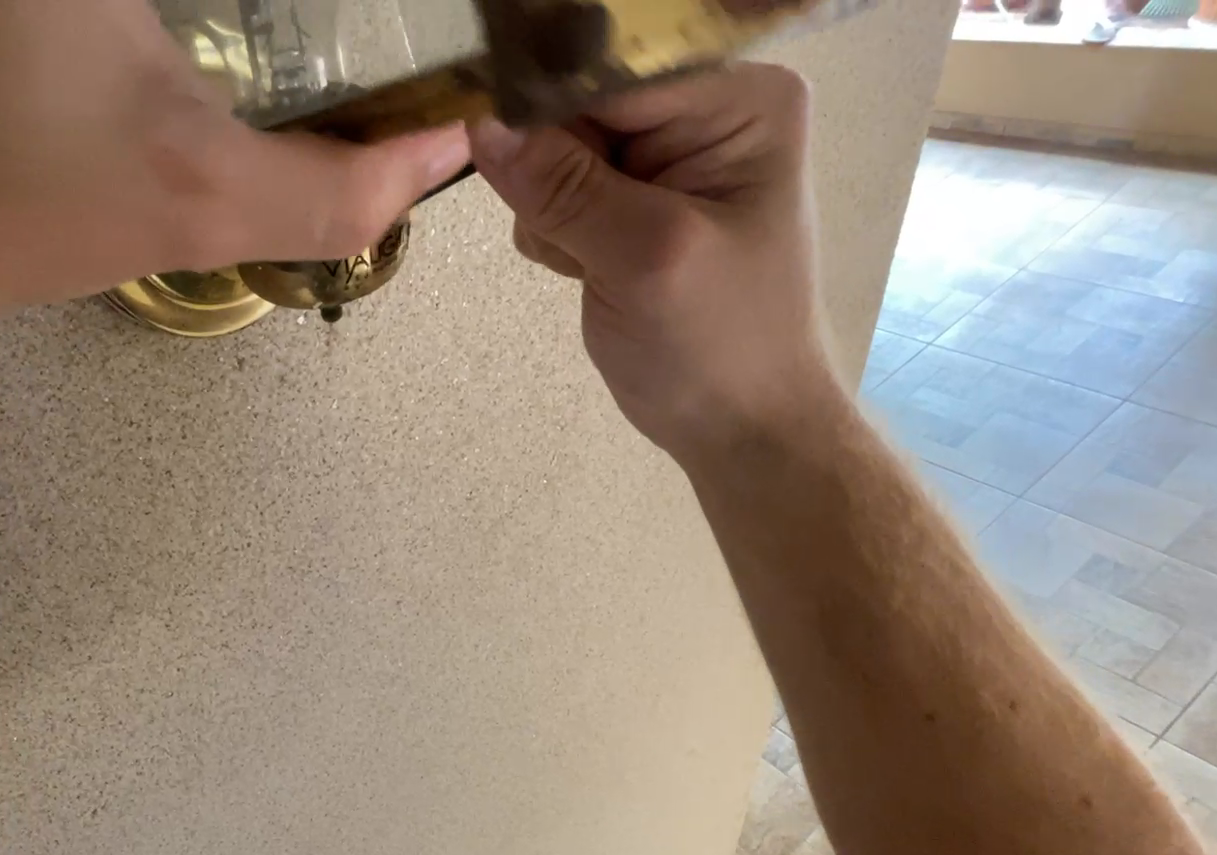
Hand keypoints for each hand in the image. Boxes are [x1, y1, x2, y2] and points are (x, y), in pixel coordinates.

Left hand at [0, 0, 469, 331]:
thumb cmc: (26, 212)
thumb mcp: (200, 205)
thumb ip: (338, 191)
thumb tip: (442, 147)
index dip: (323, 2)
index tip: (356, 29)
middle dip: (271, 9)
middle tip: (321, 31)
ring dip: (221, 6)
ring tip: (257, 37)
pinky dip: (135, 13)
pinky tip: (162, 38)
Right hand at [469, 64, 836, 463]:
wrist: (735, 422)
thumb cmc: (715, 343)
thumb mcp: (642, 258)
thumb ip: (562, 189)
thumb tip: (482, 125)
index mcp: (734, 99)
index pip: (609, 70)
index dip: (550, 111)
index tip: (522, 174)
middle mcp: (698, 113)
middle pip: (574, 108)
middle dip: (555, 177)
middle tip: (582, 241)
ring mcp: (658, 162)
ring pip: (550, 157)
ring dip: (552, 217)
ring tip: (595, 266)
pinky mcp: (624, 206)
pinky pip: (551, 196)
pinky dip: (554, 238)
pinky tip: (588, 272)